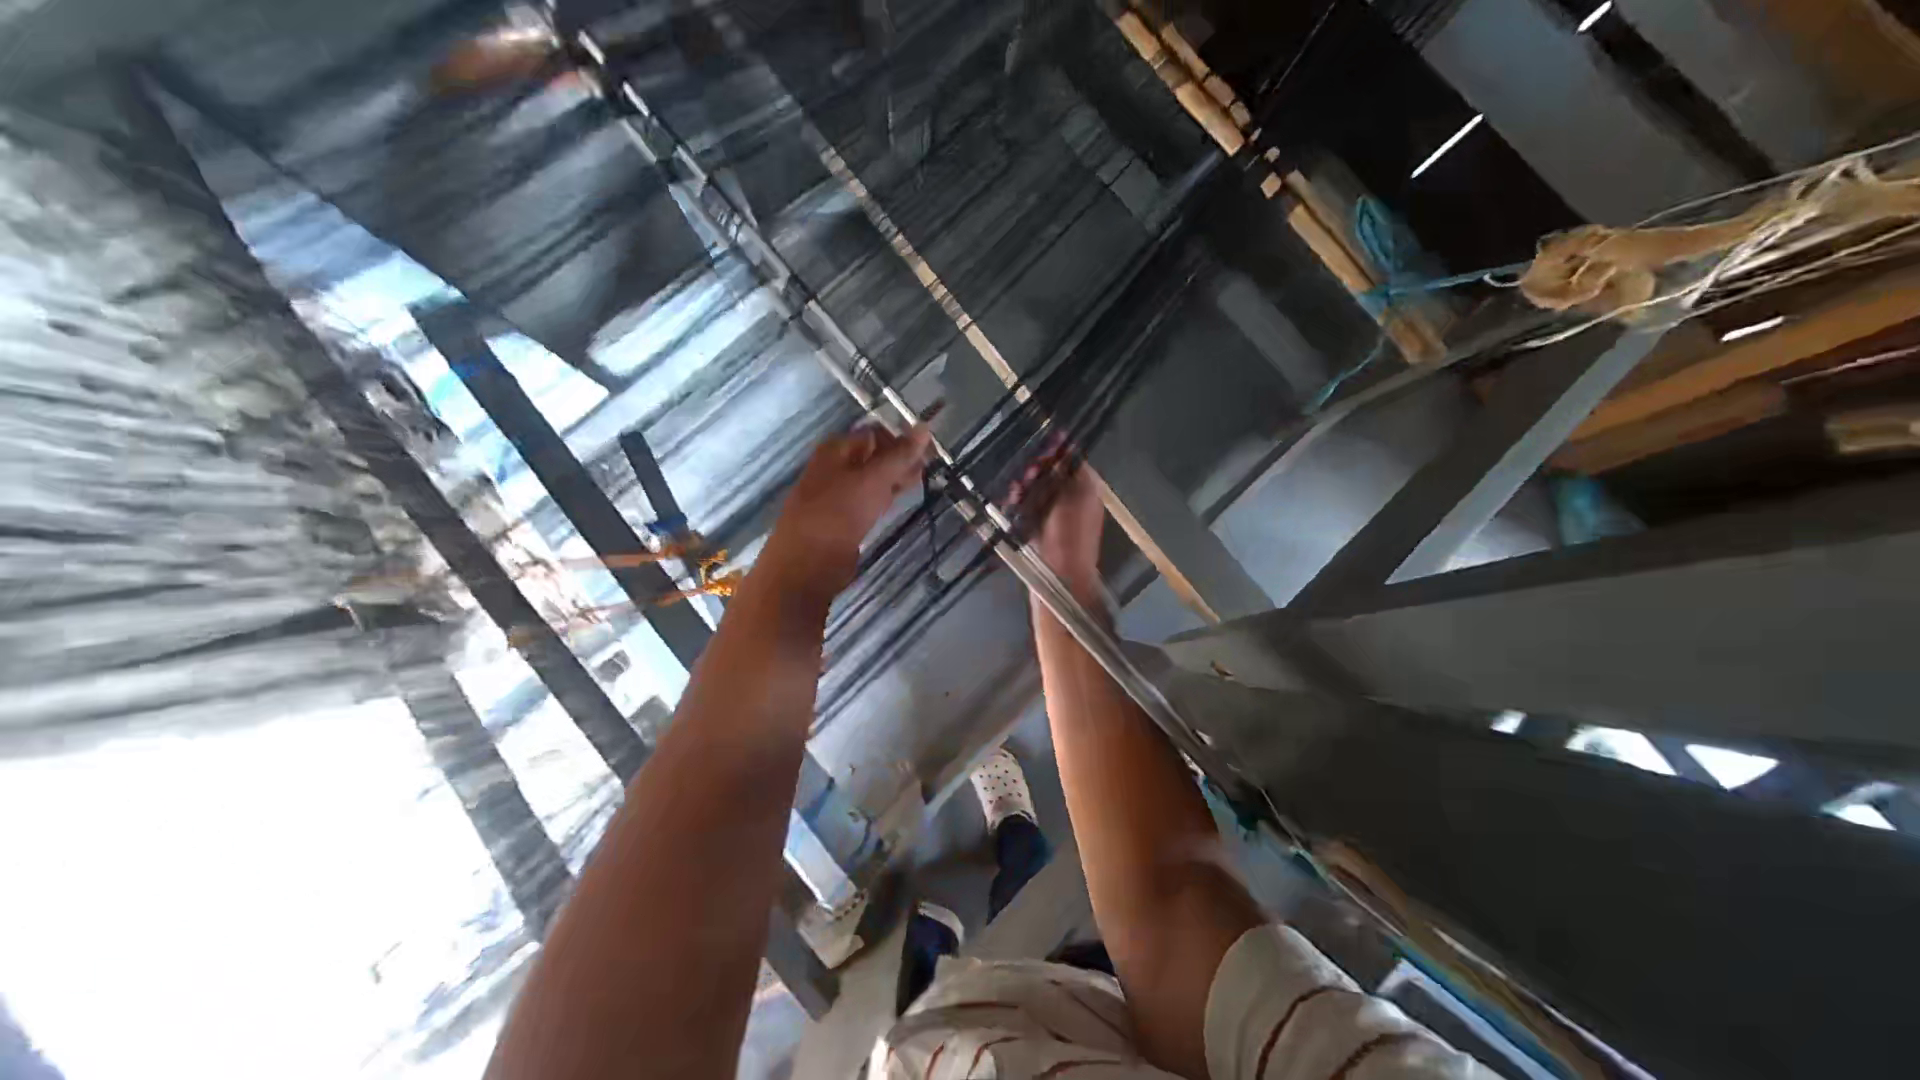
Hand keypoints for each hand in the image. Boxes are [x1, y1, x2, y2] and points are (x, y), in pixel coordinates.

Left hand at [762, 424, 932, 592]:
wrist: (807, 563)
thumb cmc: (838, 513)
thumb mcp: (873, 479)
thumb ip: (900, 455)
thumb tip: (924, 426)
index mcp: (835, 450)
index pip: (874, 433)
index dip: (901, 438)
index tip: (928, 450)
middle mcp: (834, 467)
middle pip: (873, 455)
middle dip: (900, 459)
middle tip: (930, 466)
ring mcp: (837, 494)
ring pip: (872, 479)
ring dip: (895, 478)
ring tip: (922, 479)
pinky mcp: (843, 519)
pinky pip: (868, 500)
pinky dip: (885, 496)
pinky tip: (901, 498)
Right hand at [1014, 454, 1104, 605]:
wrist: (1061, 576)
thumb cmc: (1070, 535)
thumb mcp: (1069, 497)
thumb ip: (1064, 472)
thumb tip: (1062, 449)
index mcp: (1087, 489)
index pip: (1073, 460)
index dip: (1058, 451)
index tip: (1042, 445)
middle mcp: (1074, 499)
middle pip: (1053, 474)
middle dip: (1037, 469)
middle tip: (1027, 471)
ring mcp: (1057, 515)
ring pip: (1038, 490)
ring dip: (1025, 485)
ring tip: (1015, 489)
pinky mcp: (1041, 528)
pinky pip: (1029, 507)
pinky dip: (1020, 502)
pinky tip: (1011, 501)